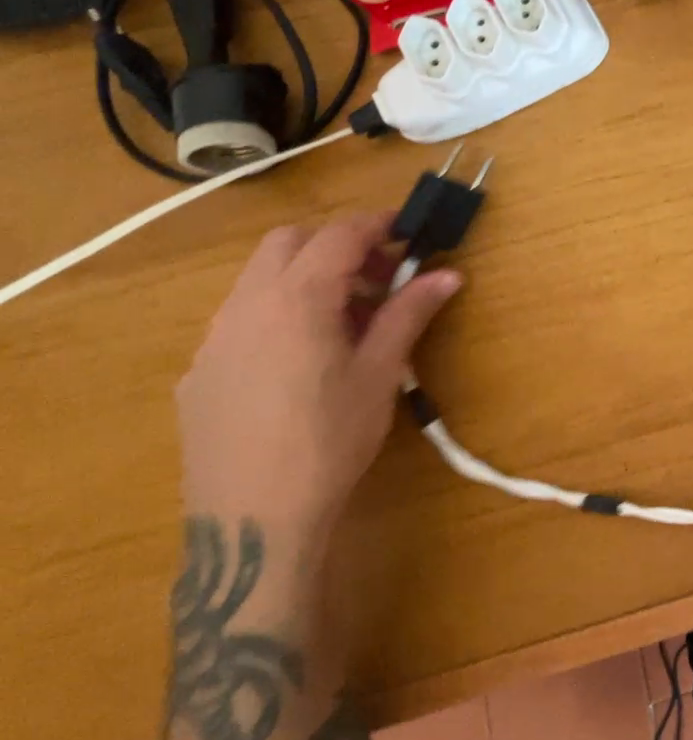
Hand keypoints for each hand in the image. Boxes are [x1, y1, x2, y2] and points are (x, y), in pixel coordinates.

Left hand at [175, 213, 461, 534]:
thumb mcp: (382, 372)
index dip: (378, 226)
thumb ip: (409, 314)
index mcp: (296, 299)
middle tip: (382, 277)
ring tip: (351, 322)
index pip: (337, 235)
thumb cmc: (332, 436)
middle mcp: (245, 306)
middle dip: (337, 245)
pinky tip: (307, 360)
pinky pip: (241, 318)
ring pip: (259, 279)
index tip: (411, 235)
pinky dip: (280, 312)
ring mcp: (214, 339)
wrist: (254, 514)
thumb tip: (447, 274)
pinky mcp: (199, 371)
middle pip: (287, 243)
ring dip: (308, 278)